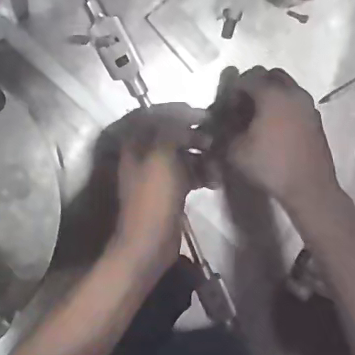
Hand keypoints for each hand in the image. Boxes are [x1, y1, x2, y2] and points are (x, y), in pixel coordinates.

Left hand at [111, 104, 203, 270]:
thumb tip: (186, 115)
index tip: (203, 115)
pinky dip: (201, 174)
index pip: (155, 115)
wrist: (148, 243)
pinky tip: (215, 181)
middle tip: (215, 139)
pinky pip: (187, 175)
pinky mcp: (168, 192)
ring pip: (182, 155)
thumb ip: (172, 130)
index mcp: (135, 144)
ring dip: (201, 156)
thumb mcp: (162, 156)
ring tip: (219, 162)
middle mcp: (143, 155)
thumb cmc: (153, 197)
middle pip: (170, 135)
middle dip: (194, 135)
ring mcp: (156, 175)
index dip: (179, 111)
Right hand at [221, 67, 338, 207]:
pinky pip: (296, 101)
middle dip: (254, 85)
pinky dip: (284, 106)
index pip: (247, 78)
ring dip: (270, 94)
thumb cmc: (270, 166)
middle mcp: (292, 92)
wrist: (310, 188)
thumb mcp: (235, 151)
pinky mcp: (315, 119)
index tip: (227, 110)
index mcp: (272, 94)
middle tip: (243, 107)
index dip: (233, 91)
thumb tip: (223, 121)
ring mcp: (308, 105)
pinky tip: (275, 128)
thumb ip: (225, 130)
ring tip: (258, 117)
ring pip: (286, 86)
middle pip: (270, 75)